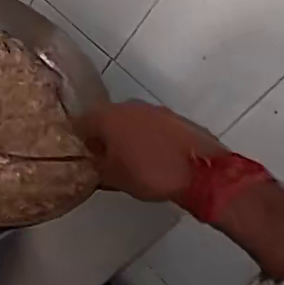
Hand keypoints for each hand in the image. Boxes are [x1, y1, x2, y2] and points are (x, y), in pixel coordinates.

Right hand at [76, 100, 227, 201]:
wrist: (202, 173)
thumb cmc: (149, 174)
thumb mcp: (112, 177)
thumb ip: (97, 165)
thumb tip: (94, 159)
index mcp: (107, 117)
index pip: (81, 122)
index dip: (81, 139)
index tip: (85, 154)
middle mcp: (129, 106)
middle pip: (108, 118)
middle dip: (106, 135)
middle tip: (108, 158)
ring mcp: (156, 110)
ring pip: (133, 121)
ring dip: (131, 135)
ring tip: (135, 159)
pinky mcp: (178, 119)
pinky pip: (156, 127)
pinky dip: (153, 138)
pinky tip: (158, 157)